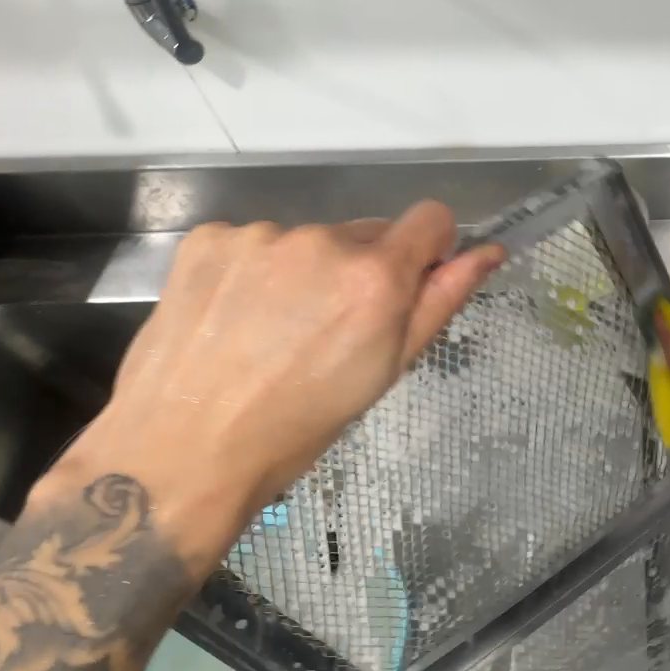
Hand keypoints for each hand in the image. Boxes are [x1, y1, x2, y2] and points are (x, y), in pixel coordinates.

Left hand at [53, 203, 503, 568]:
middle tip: (330, 330)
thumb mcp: (387, 369)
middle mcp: (322, 240)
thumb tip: (488, 251)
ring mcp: (259, 235)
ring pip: (308, 240)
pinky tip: (235, 317)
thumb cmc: (301, 425)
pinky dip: (254, 270)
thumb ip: (441, 301)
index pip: (431, 217)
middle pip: (366, 233)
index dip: (428, 249)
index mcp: (376, 276)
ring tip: (273, 331)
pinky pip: (254, 242)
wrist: (181, 453)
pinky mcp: (208, 239)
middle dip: (362, 269)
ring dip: (306, 271)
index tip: (406, 286)